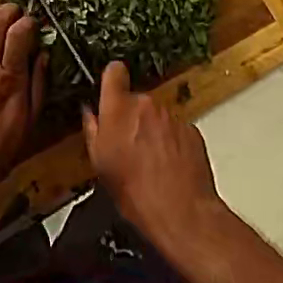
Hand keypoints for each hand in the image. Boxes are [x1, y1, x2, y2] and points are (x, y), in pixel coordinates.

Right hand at [81, 61, 223, 243]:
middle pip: (135, 100)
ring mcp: (172, 117)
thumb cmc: (136, 192)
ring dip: (151, 131)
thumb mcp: (99, 163)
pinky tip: (166, 166)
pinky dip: (170, 142)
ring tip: (148, 162)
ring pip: (156, 116)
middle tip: (126, 145)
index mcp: (119, 109)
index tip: (110, 86)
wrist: (180, 211)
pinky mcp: (191, 130)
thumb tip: (90, 116)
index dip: (112, 78)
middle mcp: (147, 105)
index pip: (114, 72)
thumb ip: (93, 130)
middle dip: (131, 117)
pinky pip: (175, 129)